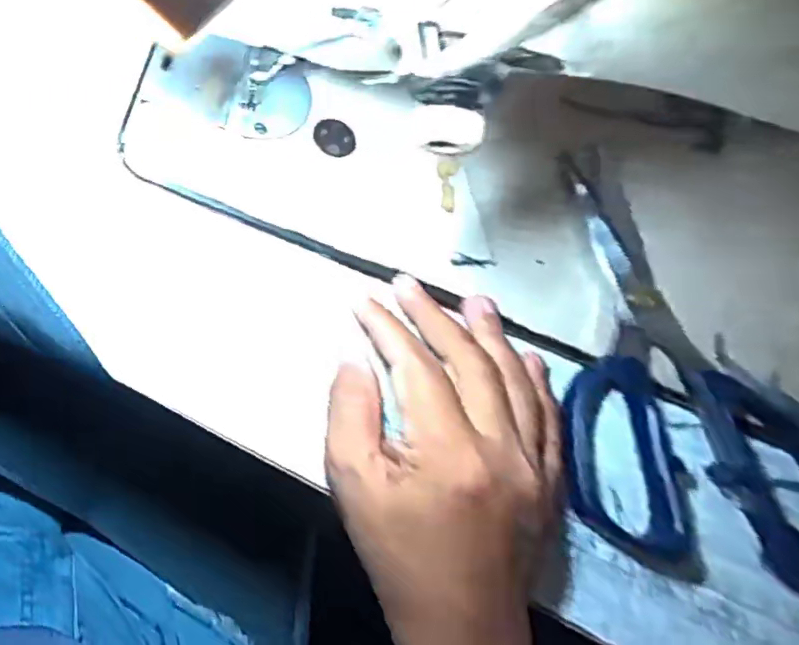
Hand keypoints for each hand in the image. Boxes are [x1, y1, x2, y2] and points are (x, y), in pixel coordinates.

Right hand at [326, 276, 563, 644]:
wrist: (457, 615)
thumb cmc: (391, 542)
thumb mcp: (348, 475)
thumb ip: (350, 410)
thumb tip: (356, 359)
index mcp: (449, 450)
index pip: (418, 368)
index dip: (388, 328)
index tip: (363, 300)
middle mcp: (503, 452)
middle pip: (471, 366)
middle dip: (435, 318)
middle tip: (407, 284)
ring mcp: (534, 468)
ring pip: (517, 386)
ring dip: (492, 338)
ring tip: (474, 301)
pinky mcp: (547, 483)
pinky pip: (548, 420)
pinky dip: (535, 381)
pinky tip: (525, 357)